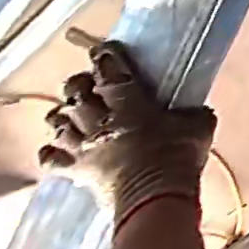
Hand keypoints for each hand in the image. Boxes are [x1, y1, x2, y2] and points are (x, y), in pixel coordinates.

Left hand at [39, 40, 217, 229]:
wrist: (157, 199)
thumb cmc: (179, 156)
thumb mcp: (199, 125)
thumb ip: (191, 112)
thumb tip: (192, 110)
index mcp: (130, 103)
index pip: (111, 71)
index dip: (105, 57)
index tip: (103, 49)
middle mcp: (99, 121)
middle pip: (76, 93)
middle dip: (80, 84)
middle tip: (90, 83)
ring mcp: (83, 147)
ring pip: (58, 122)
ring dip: (64, 114)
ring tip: (73, 112)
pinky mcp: (76, 172)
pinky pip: (50, 159)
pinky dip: (51, 150)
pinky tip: (59, 147)